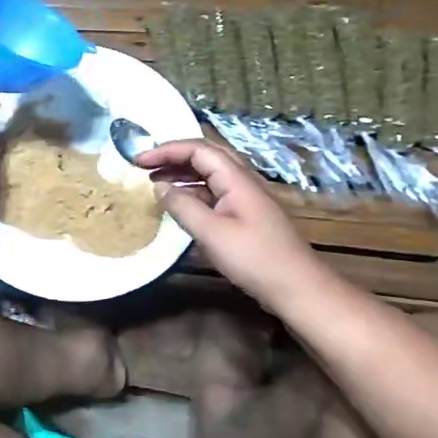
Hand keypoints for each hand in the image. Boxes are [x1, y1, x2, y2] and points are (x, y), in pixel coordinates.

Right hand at [136, 138, 331, 306]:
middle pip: (205, 156)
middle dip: (172, 156)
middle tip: (144, 166)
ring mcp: (246, 198)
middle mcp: (243, 181)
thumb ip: (182, 206)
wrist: (299, 288)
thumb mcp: (211, 233)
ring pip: (210, 174)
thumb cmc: (255, 259)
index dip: (166, 150)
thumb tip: (159, 187)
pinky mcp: (246, 215)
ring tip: (154, 183)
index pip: (197, 149)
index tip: (138, 161)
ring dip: (181, 173)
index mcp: (236, 179)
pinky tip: (178, 205)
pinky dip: (191, 191)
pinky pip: (214, 192)